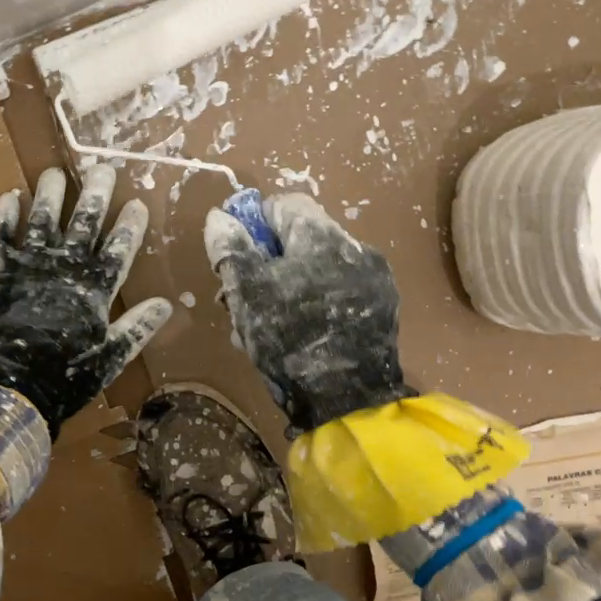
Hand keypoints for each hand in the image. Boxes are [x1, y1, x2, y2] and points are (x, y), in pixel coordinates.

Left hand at [0, 165, 173, 437]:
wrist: (14, 385)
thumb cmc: (65, 376)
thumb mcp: (110, 358)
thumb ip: (136, 328)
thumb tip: (165, 305)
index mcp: (95, 289)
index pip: (119, 249)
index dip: (129, 226)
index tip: (137, 203)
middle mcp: (65, 268)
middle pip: (84, 223)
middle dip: (95, 195)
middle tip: (101, 168)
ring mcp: (31, 267)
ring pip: (43, 220)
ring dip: (50, 195)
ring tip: (54, 172)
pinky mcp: (1, 273)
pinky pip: (1, 237)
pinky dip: (5, 216)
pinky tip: (11, 197)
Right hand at [203, 193, 411, 432]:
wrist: (347, 396)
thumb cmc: (290, 337)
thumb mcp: (247, 293)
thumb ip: (231, 250)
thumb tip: (218, 217)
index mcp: (321, 234)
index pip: (283, 205)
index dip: (254, 226)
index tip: (236, 257)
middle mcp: (353, 246)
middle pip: (300, 240)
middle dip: (265, 266)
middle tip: (241, 301)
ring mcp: (372, 279)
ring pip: (316, 270)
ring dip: (285, 289)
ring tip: (263, 328)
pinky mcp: (381, 309)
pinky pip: (338, 294)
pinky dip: (312, 306)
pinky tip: (298, 336)